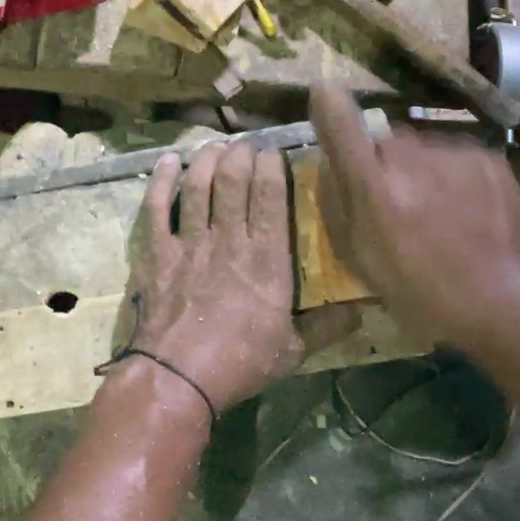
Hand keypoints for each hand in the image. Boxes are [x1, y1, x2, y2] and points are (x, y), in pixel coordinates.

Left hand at [124, 142, 302, 414]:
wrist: (178, 375)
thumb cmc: (240, 363)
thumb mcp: (292, 351)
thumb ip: (327, 327)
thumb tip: (362, 312)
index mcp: (266, 259)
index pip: (270, 197)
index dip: (271, 167)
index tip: (273, 152)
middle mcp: (228, 240)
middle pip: (233, 182)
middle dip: (239, 155)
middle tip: (244, 145)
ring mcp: (189, 243)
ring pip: (197, 187)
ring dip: (205, 160)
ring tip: (214, 146)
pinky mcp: (157, 253)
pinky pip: (157, 208)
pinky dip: (161, 181)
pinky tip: (168, 163)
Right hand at [309, 84, 519, 349]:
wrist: (502, 296)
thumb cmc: (417, 287)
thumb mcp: (357, 254)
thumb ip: (336, 202)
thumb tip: (326, 162)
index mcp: (374, 186)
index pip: (344, 128)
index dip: (330, 107)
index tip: (323, 89)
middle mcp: (412, 159)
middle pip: (385, 142)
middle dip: (382, 161)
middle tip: (392, 200)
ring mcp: (453, 154)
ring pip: (420, 148)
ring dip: (418, 168)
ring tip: (432, 210)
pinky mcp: (486, 157)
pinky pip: (452, 156)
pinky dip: (450, 175)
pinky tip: (461, 208)